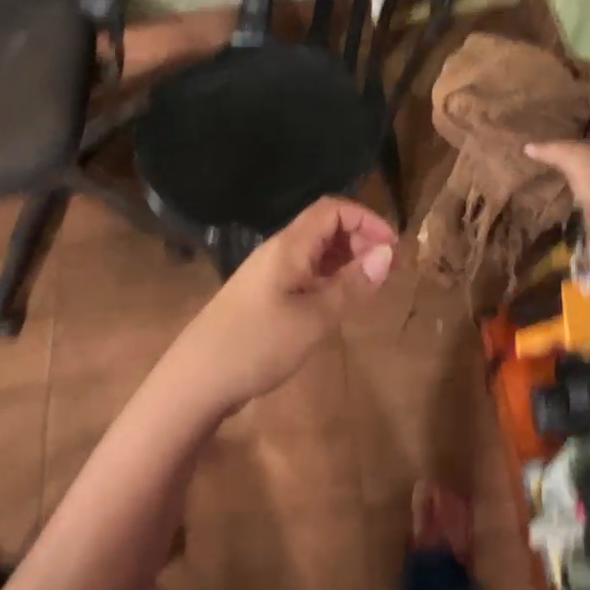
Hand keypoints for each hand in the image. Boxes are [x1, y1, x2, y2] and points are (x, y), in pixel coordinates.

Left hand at [170, 197, 396, 413]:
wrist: (196, 379)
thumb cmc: (256, 344)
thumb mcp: (313, 318)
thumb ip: (351, 285)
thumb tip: (387, 254)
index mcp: (289, 246)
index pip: (332, 209)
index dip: (366, 219)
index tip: (393, 247)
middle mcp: (279, 252)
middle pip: (325, 228)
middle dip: (360, 240)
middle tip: (388, 271)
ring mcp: (269, 275)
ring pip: (315, 253)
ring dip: (346, 262)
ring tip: (371, 287)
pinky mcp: (265, 298)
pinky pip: (305, 275)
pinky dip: (329, 281)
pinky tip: (340, 304)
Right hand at [525, 87, 589, 259]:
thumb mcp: (580, 161)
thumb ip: (553, 147)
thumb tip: (528, 146)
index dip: (577, 93)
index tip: (549, 89)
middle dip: (574, 116)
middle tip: (542, 109)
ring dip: (576, 138)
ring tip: (543, 129)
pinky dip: (580, 157)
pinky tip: (554, 155)